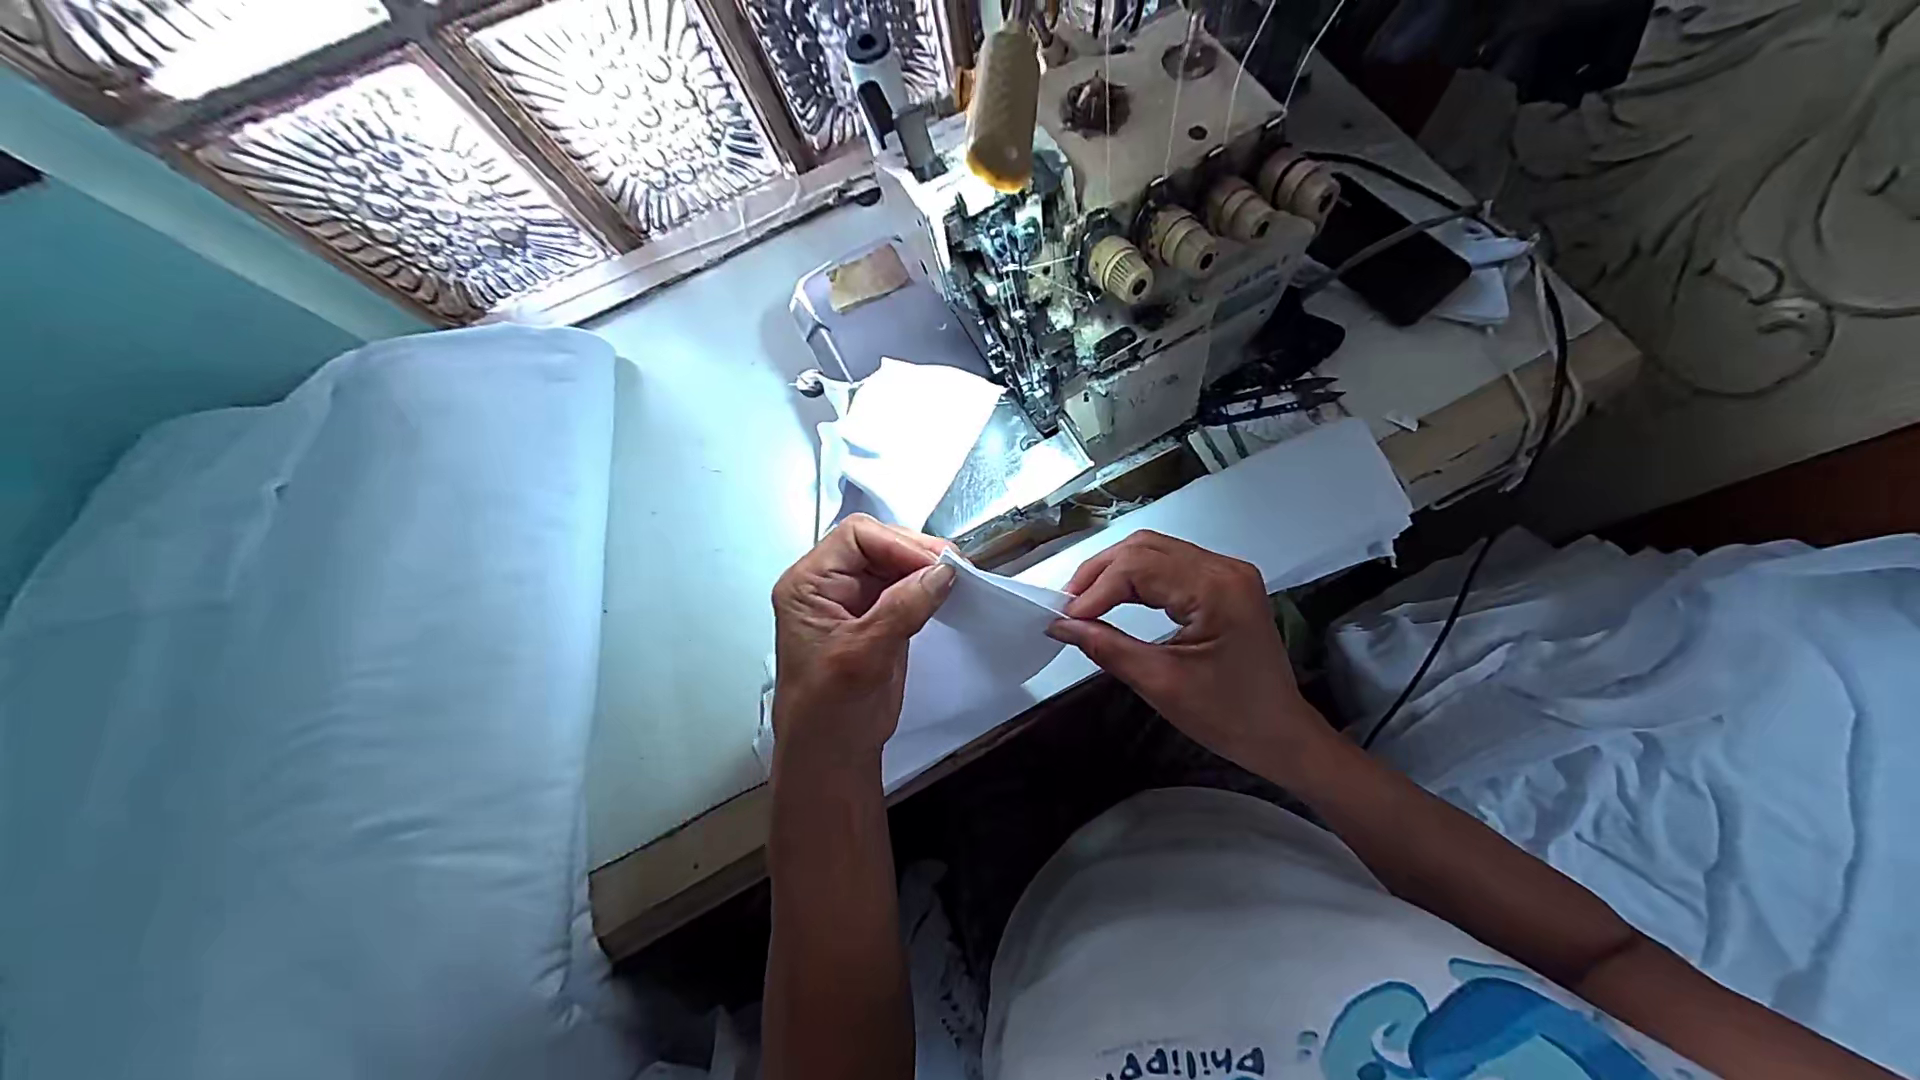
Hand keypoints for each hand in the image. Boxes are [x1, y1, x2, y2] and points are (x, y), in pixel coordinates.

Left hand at [772, 514, 956, 764]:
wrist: (832, 753)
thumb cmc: (826, 712)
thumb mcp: (862, 655)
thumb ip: (902, 609)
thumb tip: (940, 573)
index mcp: (808, 585)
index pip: (856, 538)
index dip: (897, 545)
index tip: (932, 566)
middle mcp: (828, 586)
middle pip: (877, 543)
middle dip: (915, 554)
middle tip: (951, 570)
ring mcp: (854, 600)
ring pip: (895, 562)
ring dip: (924, 568)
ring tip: (952, 581)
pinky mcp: (876, 616)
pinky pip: (905, 586)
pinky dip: (927, 587)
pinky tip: (943, 595)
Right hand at [1045, 531, 1326, 778]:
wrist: (1280, 734)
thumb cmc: (1230, 716)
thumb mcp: (1161, 683)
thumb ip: (1107, 647)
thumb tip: (1063, 625)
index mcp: (1218, 590)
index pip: (1139, 567)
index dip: (1095, 589)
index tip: (1065, 618)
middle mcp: (1225, 569)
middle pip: (1144, 547)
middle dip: (1099, 573)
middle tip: (1068, 607)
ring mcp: (1226, 572)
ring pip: (1152, 549)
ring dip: (1113, 572)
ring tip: (1084, 602)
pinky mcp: (1221, 582)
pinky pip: (1167, 563)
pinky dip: (1134, 577)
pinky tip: (1114, 596)